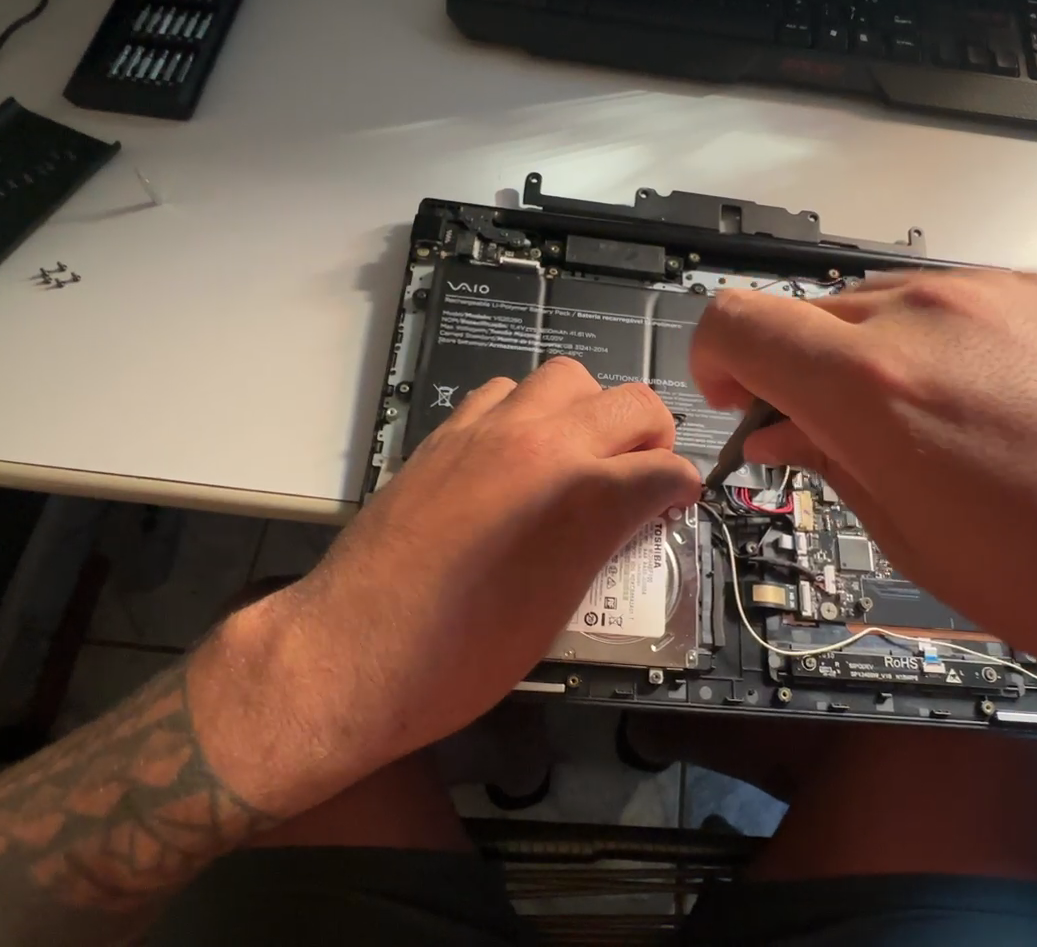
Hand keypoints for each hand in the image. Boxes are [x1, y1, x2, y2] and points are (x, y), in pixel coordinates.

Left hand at [191, 357, 698, 811]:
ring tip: (578, 453)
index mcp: (587, 497)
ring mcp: (491, 429)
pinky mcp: (446, 433)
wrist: (354, 651)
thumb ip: (604, 547)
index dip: (682, 489)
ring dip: (587, 411)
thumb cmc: (464, 657)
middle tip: (641, 474)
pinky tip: (517, 452)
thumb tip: (625, 521)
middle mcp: (546, 444)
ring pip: (567, 378)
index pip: (668, 468)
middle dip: (652, 437)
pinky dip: (527, 411)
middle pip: (633, 403)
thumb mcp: (561, 611)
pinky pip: (504, 392)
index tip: (675, 505)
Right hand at [689, 271, 1036, 735]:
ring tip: (911, 422)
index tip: (735, 402)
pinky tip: (976, 398)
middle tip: (824, 435)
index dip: (713, 360)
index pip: (734, 320)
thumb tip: (775, 430)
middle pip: (800, 312)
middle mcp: (924, 311)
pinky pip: (944, 298)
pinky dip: (924, 339)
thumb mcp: (908, 538)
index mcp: (873, 383)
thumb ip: (825, 461)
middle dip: (790, 369)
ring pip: (871, 301)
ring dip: (858, 353)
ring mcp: (994, 291)